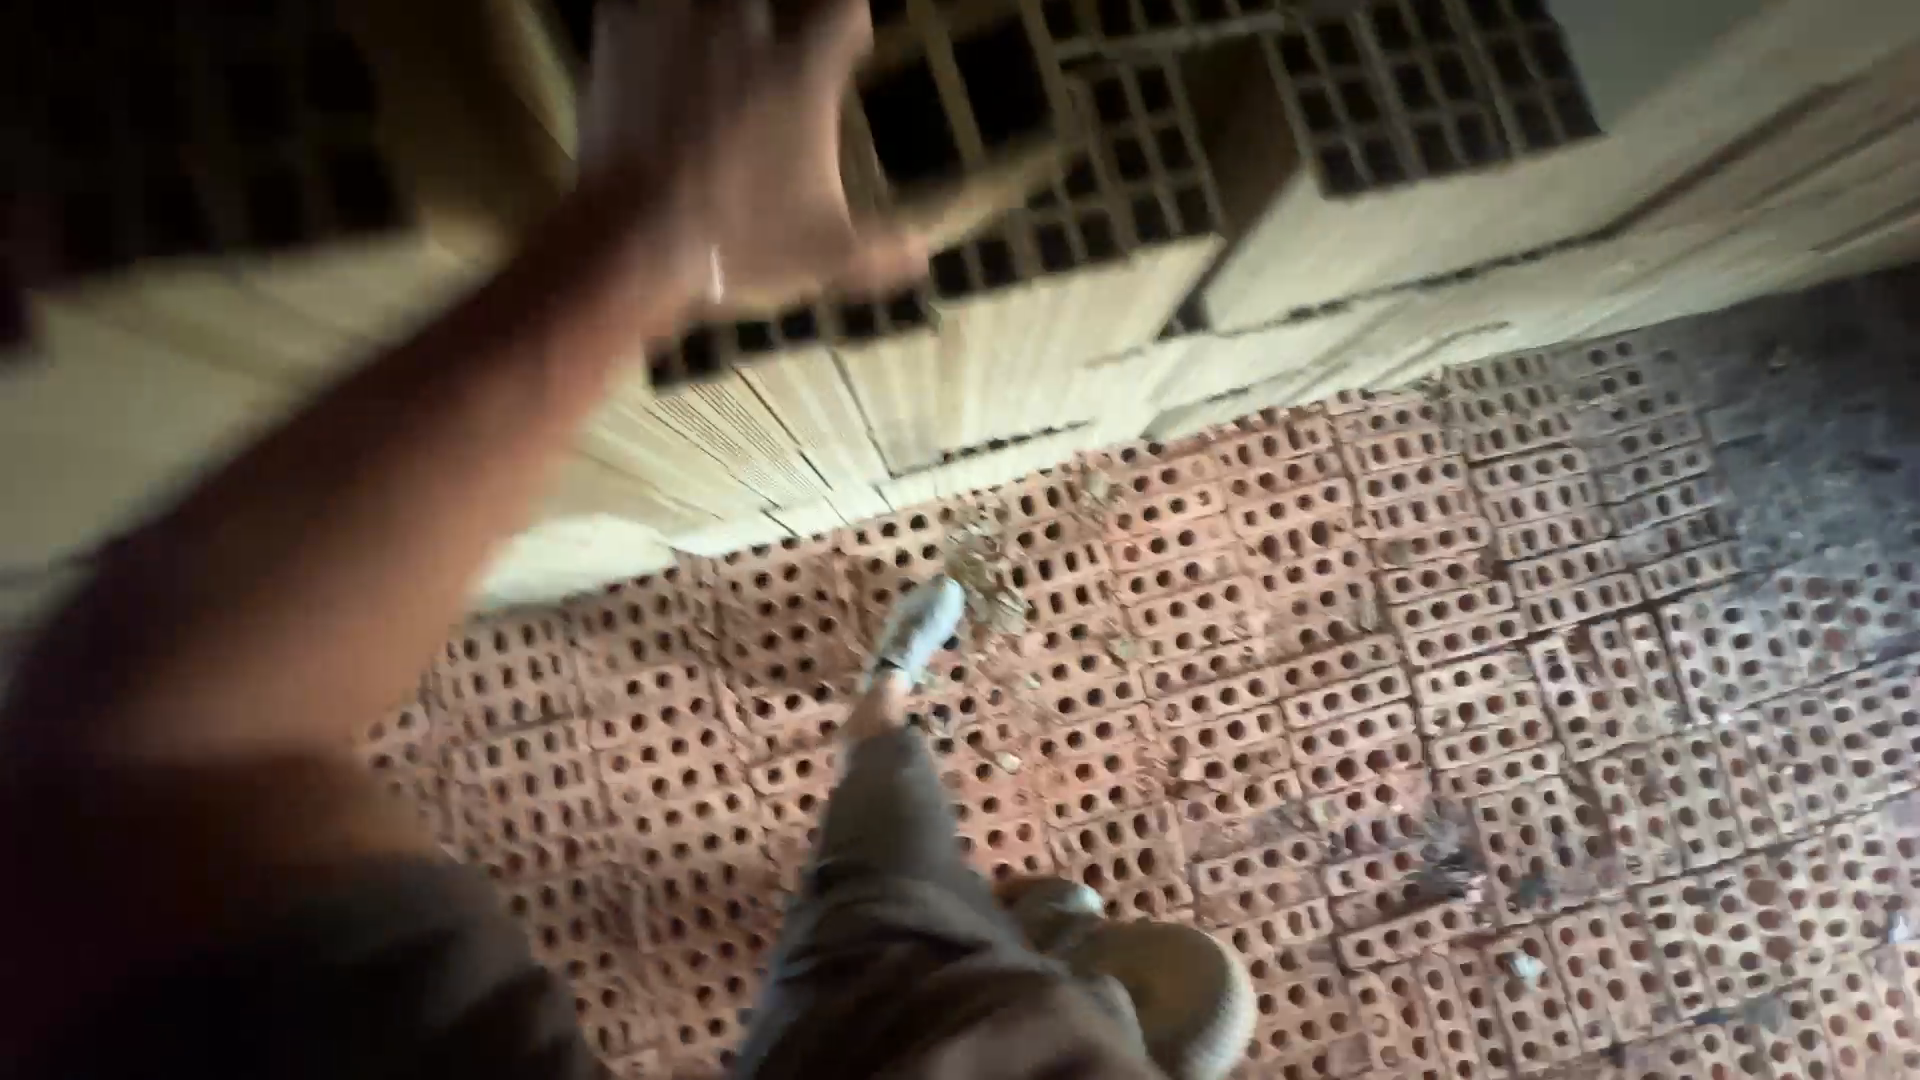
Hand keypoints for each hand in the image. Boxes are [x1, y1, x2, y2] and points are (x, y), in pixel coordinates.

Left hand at [579, 0, 926, 315]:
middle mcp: (743, 28)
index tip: (850, 49)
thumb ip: (879, 251)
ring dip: (722, 19)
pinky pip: (643, 4)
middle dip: (783, 16)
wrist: (633, 238)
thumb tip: (923, 256)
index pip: (844, 10)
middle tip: (775, 55)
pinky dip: (656, 22)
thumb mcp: (825, 256)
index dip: (850, 27)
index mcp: (801, 71)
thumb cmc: (739, 242)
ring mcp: (676, 23)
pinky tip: (660, 51)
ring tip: (720, 50)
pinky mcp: (620, 33)